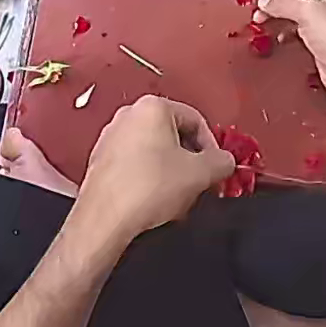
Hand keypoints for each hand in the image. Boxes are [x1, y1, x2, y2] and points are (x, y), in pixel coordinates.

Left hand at [73, 97, 234, 245]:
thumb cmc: (150, 187)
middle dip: (192, 160)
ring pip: (155, 149)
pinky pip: (135, 162)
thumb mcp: (200, 174)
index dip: (213, 147)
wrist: (104, 219)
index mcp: (153, 107)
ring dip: (172, 170)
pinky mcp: (100, 159)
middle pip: (174, 134)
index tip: (218, 169)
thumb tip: (225, 161)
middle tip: (202, 183)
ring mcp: (111, 136)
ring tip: (179, 196)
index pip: (196, 120)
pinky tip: (155, 200)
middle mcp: (128, 114)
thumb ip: (221, 162)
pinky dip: (150, 176)